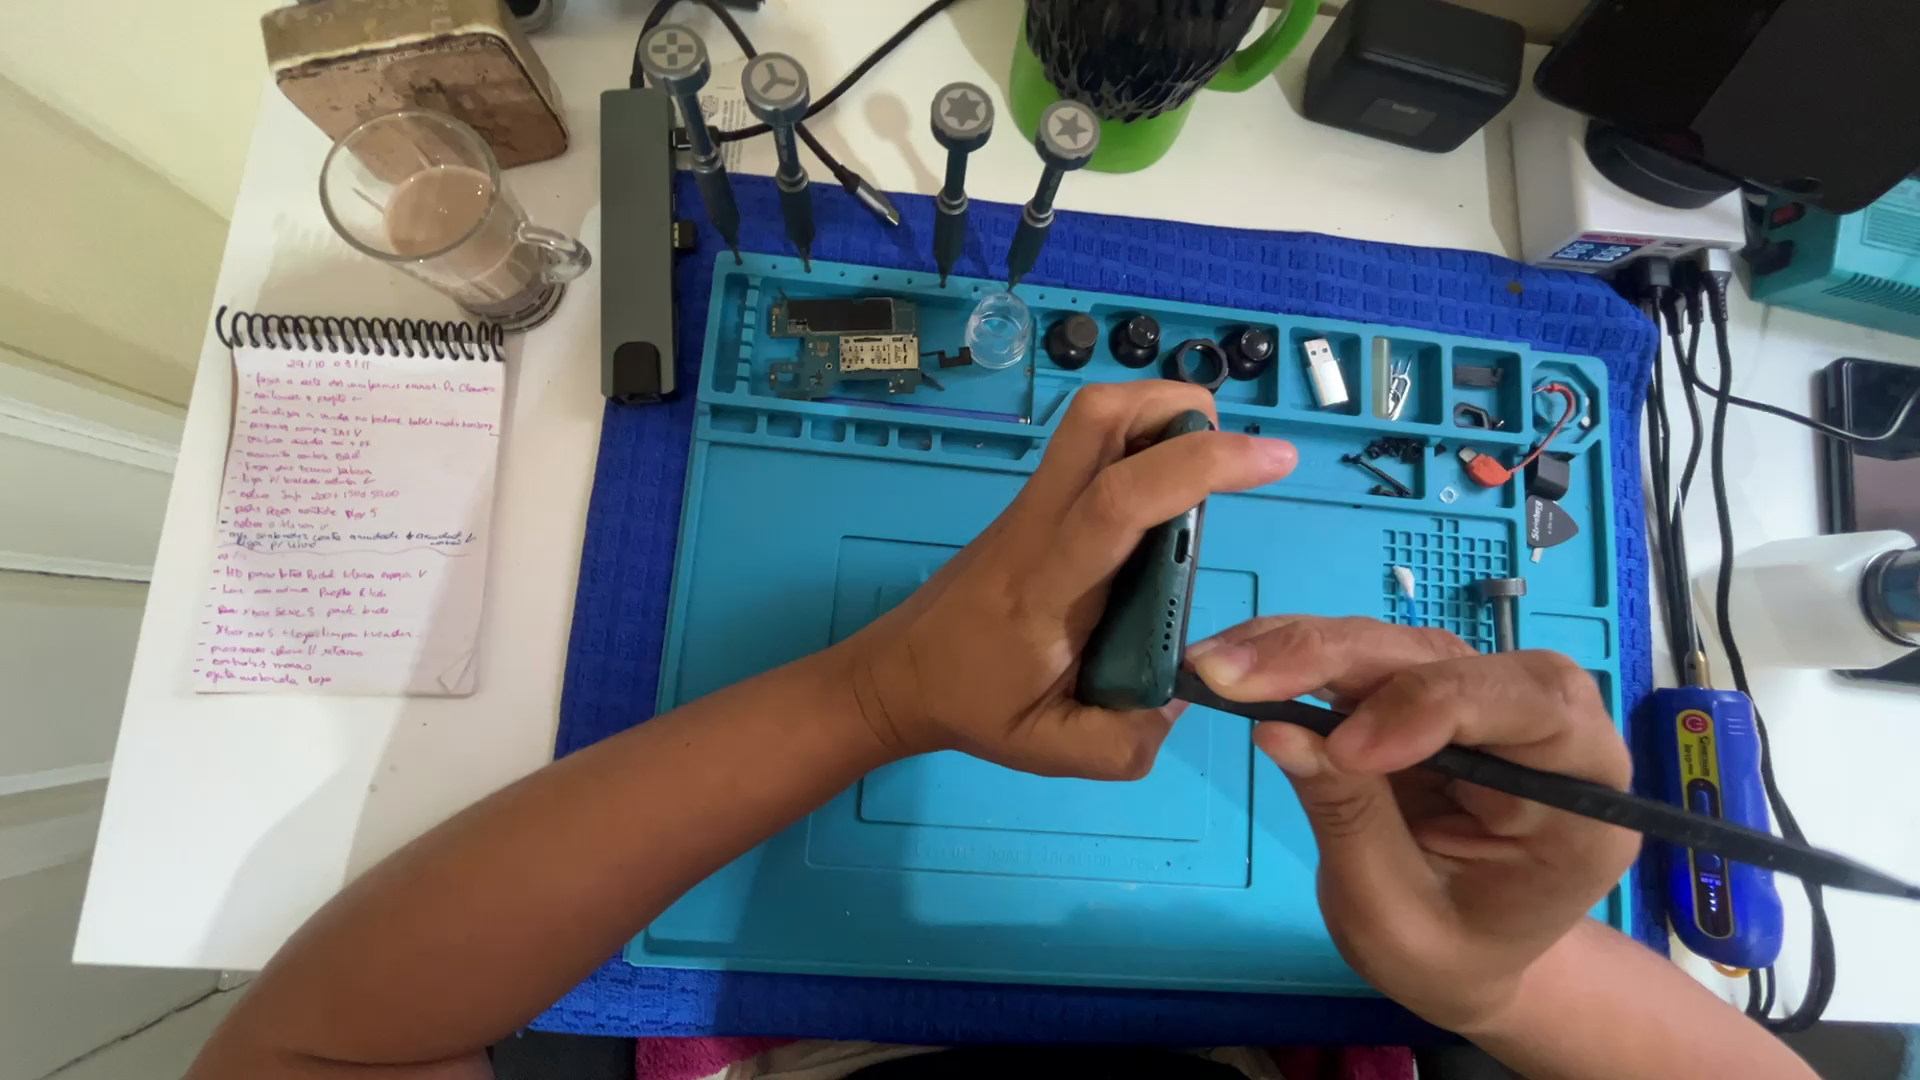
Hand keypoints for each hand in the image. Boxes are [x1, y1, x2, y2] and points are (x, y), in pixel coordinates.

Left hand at [842, 382, 1296, 779]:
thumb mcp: (1050, 751)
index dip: (1197, 466)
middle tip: (1233, 452)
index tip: (1272, 460)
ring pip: (1089, 422)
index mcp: (1046, 587)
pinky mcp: (1027, 508)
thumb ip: (1128, 740)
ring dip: (1158, 414)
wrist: (897, 673)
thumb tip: (1188, 692)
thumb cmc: (970, 707)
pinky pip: (1084, 450)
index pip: (1117, 502)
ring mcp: (1027, 508)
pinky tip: (1163, 493)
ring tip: (1206, 465)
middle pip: (1095, 418)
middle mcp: (1037, 527)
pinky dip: (1137, 441)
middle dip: (1176, 406)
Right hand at [1186, 617, 1638, 1033]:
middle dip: (1328, 657)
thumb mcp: (1395, 914)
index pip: (1533, 704)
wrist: (1457, 954)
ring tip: (1214, 666)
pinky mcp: (1401, 694)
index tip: (1348, 750)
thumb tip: (1275, 729)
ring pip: (1381, 643)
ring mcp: (1457, 703)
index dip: (1435, 705)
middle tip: (1229, 674)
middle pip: (1435, 656)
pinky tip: (1231, 663)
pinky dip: (1282, 656)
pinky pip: (1345, 655)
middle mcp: (1524, 729)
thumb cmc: (1446, 952)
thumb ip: (1347, 818)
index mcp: (1574, 796)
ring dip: (1291, 649)